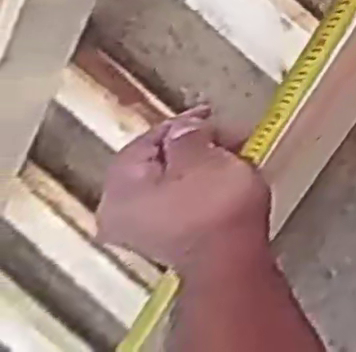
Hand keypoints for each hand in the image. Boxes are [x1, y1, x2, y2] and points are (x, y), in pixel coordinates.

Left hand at [97, 107, 271, 274]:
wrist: (227, 250)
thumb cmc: (216, 201)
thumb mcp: (205, 159)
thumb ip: (189, 138)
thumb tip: (183, 127)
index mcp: (120, 192)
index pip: (139, 146)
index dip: (174, 124)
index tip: (210, 112)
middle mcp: (117, 212)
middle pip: (149, 166)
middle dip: (189, 144)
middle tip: (227, 134)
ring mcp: (138, 228)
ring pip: (163, 182)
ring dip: (196, 162)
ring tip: (232, 154)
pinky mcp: (163, 235)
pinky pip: (174, 198)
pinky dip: (197, 181)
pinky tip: (223, 179)